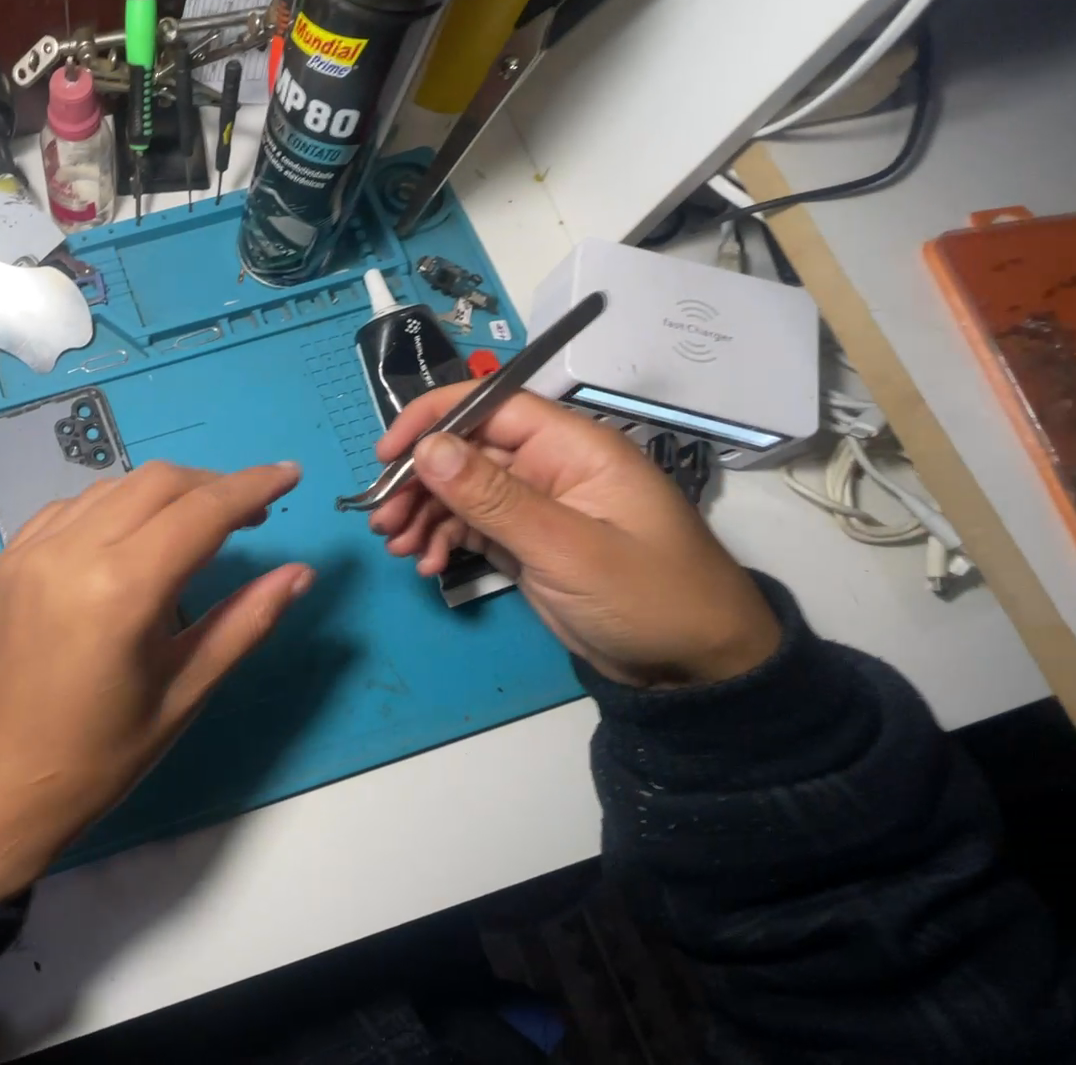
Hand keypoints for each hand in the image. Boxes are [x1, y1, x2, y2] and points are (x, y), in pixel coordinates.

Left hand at [0, 461, 312, 899]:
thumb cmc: (100, 757)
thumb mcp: (183, 694)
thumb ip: (244, 624)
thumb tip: (301, 574)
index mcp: (121, 590)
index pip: (200, 512)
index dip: (251, 488)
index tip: (289, 476)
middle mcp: (69, 553)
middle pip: (155, 483)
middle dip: (210, 486)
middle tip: (247, 516)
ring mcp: (26, 553)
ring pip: (109, 489)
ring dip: (160, 495)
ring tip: (191, 529)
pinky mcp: (1, 563)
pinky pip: (66, 511)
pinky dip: (110, 510)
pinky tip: (125, 541)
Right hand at [368, 385, 778, 689]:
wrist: (692, 667)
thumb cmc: (646, 597)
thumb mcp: (564, 547)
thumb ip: (492, 497)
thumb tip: (427, 448)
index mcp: (572, 447)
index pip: (491, 407)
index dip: (434, 420)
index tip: (387, 454)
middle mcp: (548, 467)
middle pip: (465, 453)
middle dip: (418, 483)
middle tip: (382, 521)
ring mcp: (535, 506)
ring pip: (460, 491)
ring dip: (422, 514)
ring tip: (397, 547)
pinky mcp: (525, 541)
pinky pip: (470, 525)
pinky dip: (442, 540)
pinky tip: (426, 564)